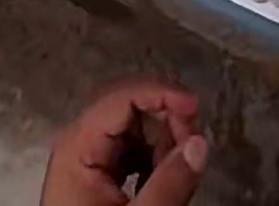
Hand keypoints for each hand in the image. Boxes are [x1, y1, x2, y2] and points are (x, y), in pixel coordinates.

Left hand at [42, 80, 207, 205]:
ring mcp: (88, 157)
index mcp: (79, 145)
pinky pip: (132, 148)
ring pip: (135, 126)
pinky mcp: (98, 174)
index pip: (124, 96)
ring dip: (163, 138)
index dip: (162, 93)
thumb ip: (169, 185)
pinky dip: (154, 155)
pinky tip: (164, 177)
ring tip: (179, 169)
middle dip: (166, 118)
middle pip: (131, 106)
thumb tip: (200, 143)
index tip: (195, 108)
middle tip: (192, 143)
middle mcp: (80, 141)